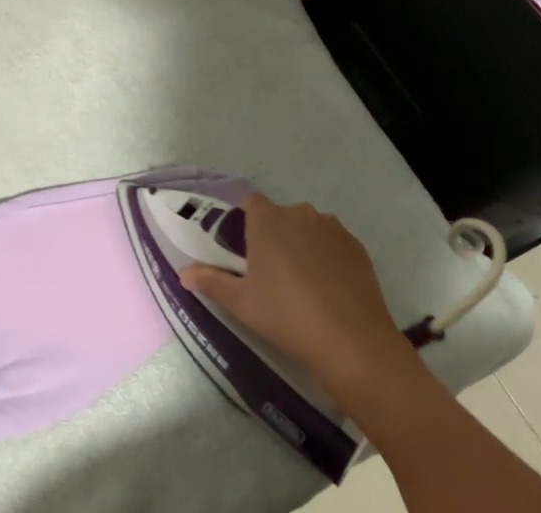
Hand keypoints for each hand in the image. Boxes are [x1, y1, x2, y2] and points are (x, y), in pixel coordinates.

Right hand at [179, 194, 417, 400]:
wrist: (351, 339)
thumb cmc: (286, 315)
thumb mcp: (241, 303)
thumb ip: (211, 282)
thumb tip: (184, 273)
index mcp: (268, 220)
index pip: (250, 202)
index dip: (245, 221)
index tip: (244, 250)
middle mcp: (300, 213)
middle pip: (280, 216)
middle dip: (274, 237)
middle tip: (270, 274)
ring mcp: (332, 227)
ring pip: (309, 229)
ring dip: (302, 245)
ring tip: (302, 285)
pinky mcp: (356, 245)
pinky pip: (333, 243)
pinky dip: (327, 257)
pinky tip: (328, 289)